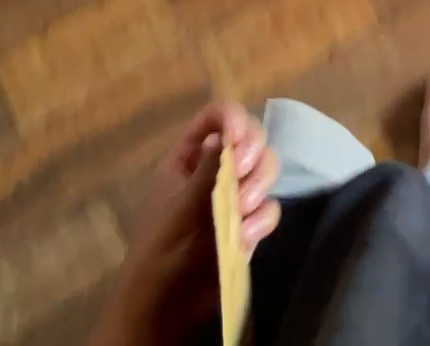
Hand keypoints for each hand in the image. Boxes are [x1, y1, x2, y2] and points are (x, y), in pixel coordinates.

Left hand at [93, 103, 281, 344]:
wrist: (163, 310)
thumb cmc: (161, 251)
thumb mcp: (181, 207)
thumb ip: (206, 170)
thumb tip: (221, 135)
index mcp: (189, 158)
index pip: (214, 118)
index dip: (232, 118)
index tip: (239, 137)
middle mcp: (214, 171)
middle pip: (249, 138)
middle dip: (252, 151)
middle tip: (242, 170)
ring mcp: (233, 198)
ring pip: (264, 169)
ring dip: (260, 183)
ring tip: (243, 209)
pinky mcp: (248, 226)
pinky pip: (268, 208)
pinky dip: (262, 219)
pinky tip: (245, 237)